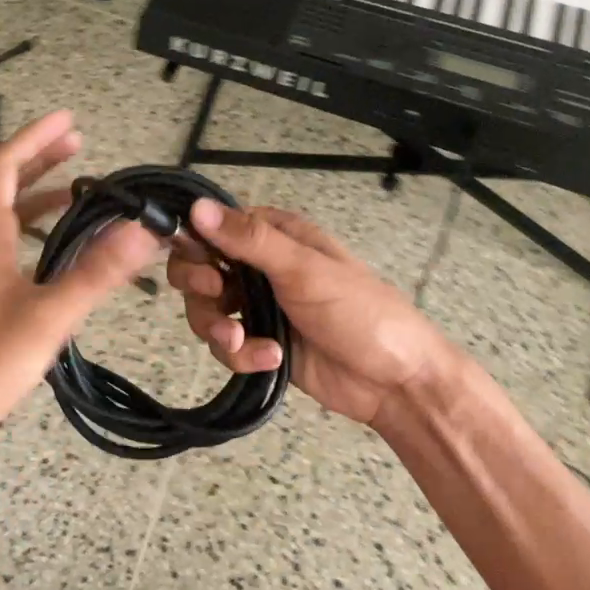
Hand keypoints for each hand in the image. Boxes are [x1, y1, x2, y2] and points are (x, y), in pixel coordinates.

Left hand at [0, 110, 157, 450]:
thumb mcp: (49, 316)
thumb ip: (97, 273)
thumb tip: (143, 230)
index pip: (4, 166)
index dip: (34, 137)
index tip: (68, 119)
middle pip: (4, 186)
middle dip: (40, 160)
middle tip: (77, 143)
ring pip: (6, 218)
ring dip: (38, 196)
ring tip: (77, 191)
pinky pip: (8, 248)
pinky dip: (35, 233)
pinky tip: (59, 253)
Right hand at [168, 200, 454, 427]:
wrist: (395, 383)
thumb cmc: (358, 312)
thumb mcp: (304, 270)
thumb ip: (249, 240)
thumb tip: (196, 206)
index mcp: (273, 234)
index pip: (212, 227)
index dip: (194, 243)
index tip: (199, 263)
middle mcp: (258, 265)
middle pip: (198, 268)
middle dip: (199, 288)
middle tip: (218, 297)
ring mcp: (257, 305)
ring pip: (205, 309)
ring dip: (217, 328)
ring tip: (241, 343)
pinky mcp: (258, 343)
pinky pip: (225, 345)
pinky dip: (239, 354)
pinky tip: (270, 360)